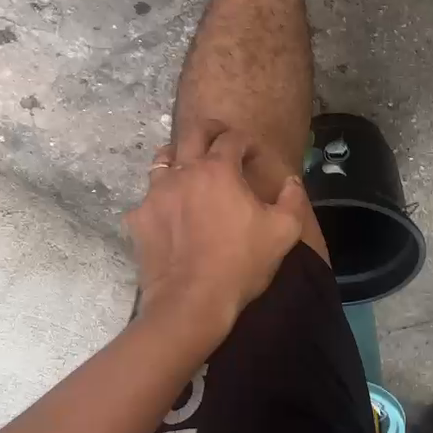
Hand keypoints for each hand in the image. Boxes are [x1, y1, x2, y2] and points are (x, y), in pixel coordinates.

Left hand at [126, 129, 309, 342]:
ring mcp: (155, 194)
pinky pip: (149, 197)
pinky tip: (171, 211)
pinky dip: (162, 196)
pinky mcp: (139, 219)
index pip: (232, 138)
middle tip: (221, 139)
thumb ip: (293, 199)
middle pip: (192, 133)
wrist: (191, 303)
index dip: (247, 142)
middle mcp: (183, 172)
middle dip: (210, 129)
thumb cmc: (240, 264)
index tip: (254, 154)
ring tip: (190, 169)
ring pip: (163, 159)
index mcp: (218, 170)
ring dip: (180, 157)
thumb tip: (291, 181)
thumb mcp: (284, 232)